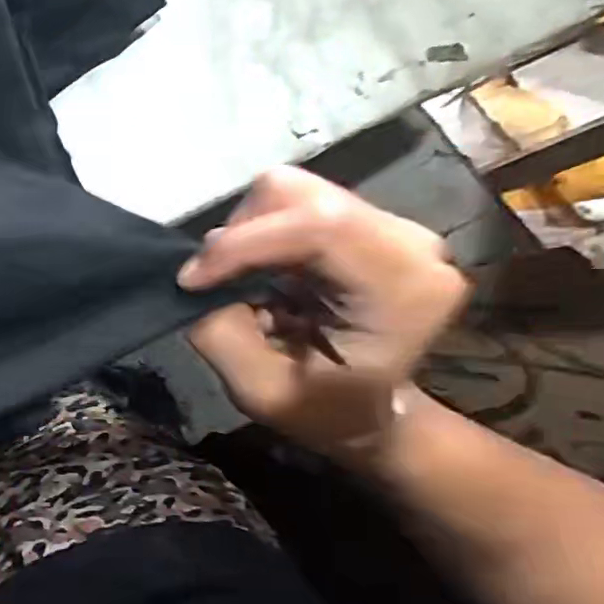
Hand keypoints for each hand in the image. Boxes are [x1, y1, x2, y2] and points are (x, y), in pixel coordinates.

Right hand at [179, 166, 466, 462]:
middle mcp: (411, 242)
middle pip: (300, 194)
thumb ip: (220, 331)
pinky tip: (263, 271)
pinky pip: (294, 203)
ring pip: (291, 191)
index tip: (192, 281)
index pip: (319, 227)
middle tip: (215, 281)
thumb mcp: (259, 390)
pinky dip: (261, 232)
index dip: (242, 243)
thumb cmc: (324, 412)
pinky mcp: (365, 222)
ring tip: (242, 278)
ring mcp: (392, 226)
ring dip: (248, 232)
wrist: (370, 413)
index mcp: (405, 288)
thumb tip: (196, 275)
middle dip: (240, 234)